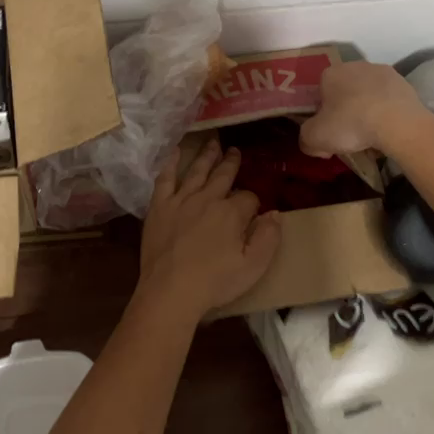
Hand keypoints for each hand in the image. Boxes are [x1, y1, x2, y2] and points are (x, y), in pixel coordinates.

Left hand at [139, 140, 281, 316]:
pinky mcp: (159, 207)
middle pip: (223, 175)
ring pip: (197, 171)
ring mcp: (181, 200)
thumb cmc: (215, 282)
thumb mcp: (253, 266)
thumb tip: (274, 213)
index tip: (254, 210)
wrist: (171, 290)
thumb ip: (268, 237)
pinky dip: (170, 163)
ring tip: (213, 143)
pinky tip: (175, 151)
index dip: (253, 203)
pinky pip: (165, 179)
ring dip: (206, 156)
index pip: (248, 198)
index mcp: (232, 213)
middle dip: (231, 163)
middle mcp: (207, 199)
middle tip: (235, 151)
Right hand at [300, 62, 427, 157]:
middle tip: (349, 133)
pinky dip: (386, 112)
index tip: (328, 129)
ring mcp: (383, 72)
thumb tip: (312, 144)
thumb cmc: (350, 125)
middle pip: (345, 90)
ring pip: (368, 94)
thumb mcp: (315, 138)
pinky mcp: (404, 83)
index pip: (320, 92)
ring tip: (372, 134)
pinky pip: (388, 99)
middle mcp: (356, 66)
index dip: (321, 112)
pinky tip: (388, 129)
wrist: (399, 124)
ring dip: (367, 109)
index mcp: (331, 73)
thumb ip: (305, 139)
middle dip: (345, 109)